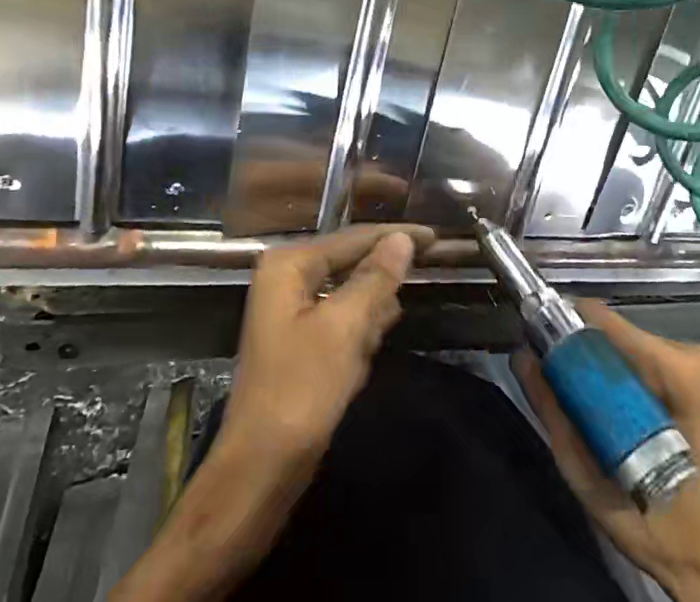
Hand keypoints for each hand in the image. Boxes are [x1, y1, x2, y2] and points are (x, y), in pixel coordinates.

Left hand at [112, 223, 430, 601]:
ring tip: (383, 331)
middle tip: (423, 280)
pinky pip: (341, 321)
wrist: (263, 463)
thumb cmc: (303, 388)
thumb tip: (402, 239)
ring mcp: (291, 310)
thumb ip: (376, 278)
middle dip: (382, 280)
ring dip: (372, 312)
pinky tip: (367, 351)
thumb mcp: (346, 327)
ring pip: (349, 295)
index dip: (396, 236)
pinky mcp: (300, 340)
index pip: (353, 238)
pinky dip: (359, 334)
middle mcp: (286, 278)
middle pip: (350, 263)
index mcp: (289, 265)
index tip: (436, 236)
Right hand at [515, 300, 699, 601]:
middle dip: (586, 358)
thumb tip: (522, 358)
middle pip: (620, 336)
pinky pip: (657, 367)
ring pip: (636, 351)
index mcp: (682, 372)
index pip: (604, 321)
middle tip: (561, 391)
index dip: (563, 328)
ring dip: (608, 373)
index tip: (536, 343)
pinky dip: (632, 384)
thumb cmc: (665, 530)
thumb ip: (554, 413)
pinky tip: (622, 417)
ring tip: (590, 411)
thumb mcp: (593, 479)